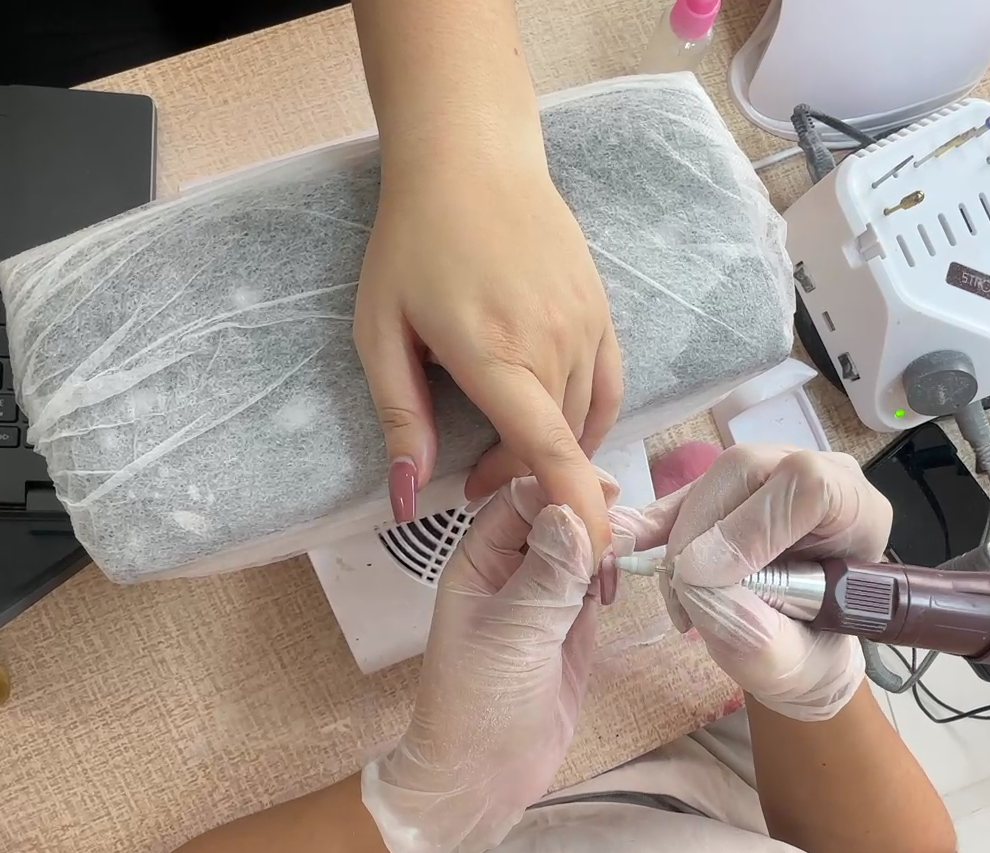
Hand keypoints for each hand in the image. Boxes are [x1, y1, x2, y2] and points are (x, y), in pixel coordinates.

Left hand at [355, 149, 622, 551]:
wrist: (471, 158)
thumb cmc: (413, 243)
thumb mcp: (380, 332)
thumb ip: (399, 417)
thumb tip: (407, 496)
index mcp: (496, 355)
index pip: (549, 452)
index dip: (571, 512)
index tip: (581, 557)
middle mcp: (555, 346)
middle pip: (557, 446)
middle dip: (520, 479)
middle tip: (474, 477)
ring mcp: (587, 327)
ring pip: (585, 421)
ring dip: (550, 451)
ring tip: (506, 446)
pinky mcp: (602, 313)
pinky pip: (609, 388)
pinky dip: (590, 422)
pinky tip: (563, 429)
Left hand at [362, 474, 613, 852]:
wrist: (484, 777)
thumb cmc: (481, 702)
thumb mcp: (514, 633)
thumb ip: (548, 574)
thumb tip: (577, 510)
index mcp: (479, 559)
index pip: (521, 498)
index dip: (560, 489)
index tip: (607, 497)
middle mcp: (511, 569)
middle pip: (556, 518)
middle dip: (591, 517)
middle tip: (626, 533)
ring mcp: (543, 598)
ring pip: (580, 550)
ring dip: (605, 548)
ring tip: (627, 560)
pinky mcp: (570, 626)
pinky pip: (593, 585)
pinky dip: (610, 578)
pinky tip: (620, 584)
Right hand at [616, 445, 892, 720]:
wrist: (797, 651)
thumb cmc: (808, 657)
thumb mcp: (791, 667)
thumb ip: (755, 635)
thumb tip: (696, 581)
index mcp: (858, 515)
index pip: (807, 487)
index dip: (749, 528)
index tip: (704, 579)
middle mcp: (818, 476)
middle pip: (745, 469)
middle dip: (698, 530)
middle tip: (680, 590)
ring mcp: (771, 473)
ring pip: (710, 479)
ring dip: (677, 537)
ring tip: (678, 597)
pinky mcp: (729, 486)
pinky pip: (682, 493)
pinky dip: (653, 523)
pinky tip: (634, 546)